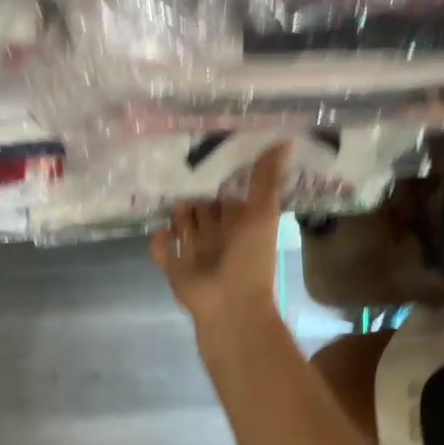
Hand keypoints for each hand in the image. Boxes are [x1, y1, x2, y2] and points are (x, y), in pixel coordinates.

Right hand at [151, 143, 286, 328]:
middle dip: (192, 194)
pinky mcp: (175, 269)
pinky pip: (162, 251)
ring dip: (176, 213)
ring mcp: (194, 255)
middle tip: (179, 167)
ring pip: (181, 227)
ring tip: (167, 191)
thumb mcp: (262, 213)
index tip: (208, 152)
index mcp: (240, 226)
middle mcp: (217, 238)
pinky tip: (162, 231)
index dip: (220, 179)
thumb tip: (283, 140)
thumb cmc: (250, 258)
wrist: (231, 305)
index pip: (227, 198)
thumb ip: (266, 180)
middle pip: (201, 211)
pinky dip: (160, 242)